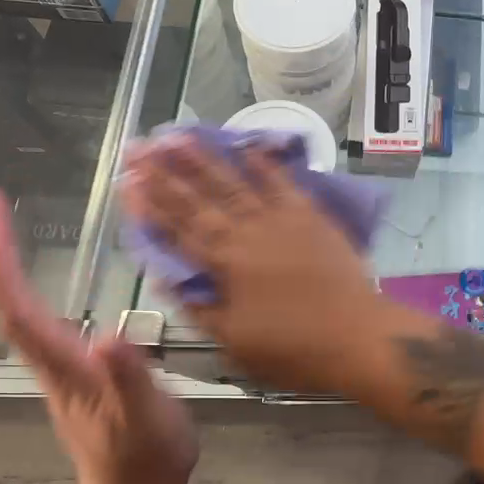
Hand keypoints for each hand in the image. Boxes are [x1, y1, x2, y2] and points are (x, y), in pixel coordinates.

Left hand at [0, 184, 197, 483]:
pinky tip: (27, 282)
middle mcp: (49, 360)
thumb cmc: (146, 454)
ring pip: (13, 311)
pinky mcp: (70, 369)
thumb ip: (130, 378)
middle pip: (2, 305)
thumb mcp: (148, 414)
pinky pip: (33, 320)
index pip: (17, 306)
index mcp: (62, 363)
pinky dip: (19, 289)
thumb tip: (110, 337)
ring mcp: (56, 366)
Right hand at [119, 136, 387, 394]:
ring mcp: (281, 218)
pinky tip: (248, 144)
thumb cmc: (292, 349)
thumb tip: (167, 277)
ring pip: (236, 182)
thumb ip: (199, 305)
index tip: (127, 181)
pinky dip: (265, 162)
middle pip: (201, 198)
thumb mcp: (233, 340)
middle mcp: (248, 232)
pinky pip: (283, 181)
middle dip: (167, 172)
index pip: (179, 229)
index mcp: (225, 265)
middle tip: (140, 146)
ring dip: (206, 158)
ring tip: (180, 135)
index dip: (151, 205)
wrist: (356, 335)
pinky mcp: (311, 214)